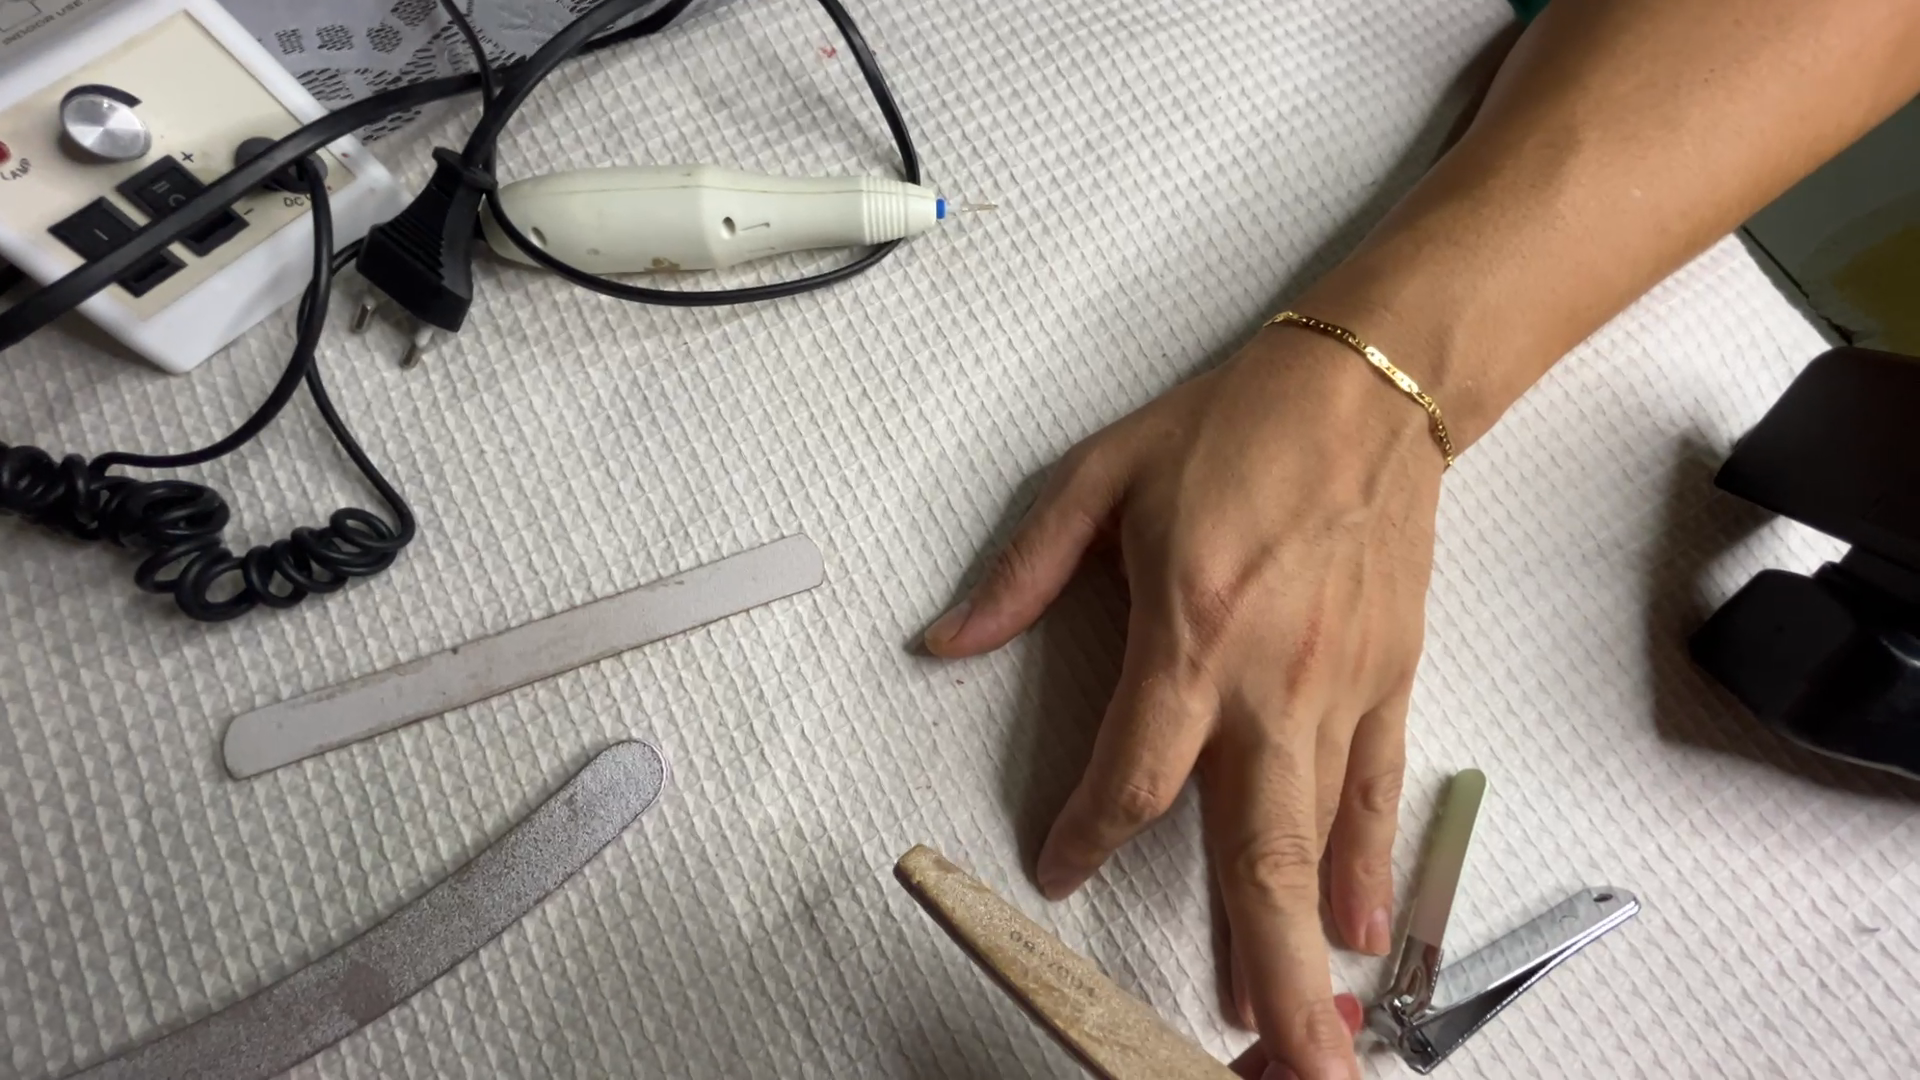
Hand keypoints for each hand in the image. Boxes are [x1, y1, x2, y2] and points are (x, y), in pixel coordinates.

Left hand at [925, 321, 1445, 1079]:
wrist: (1363, 392)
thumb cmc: (1230, 429)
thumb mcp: (1099, 479)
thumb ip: (1022, 573)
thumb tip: (947, 638)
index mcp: (1189, 629)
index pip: (1129, 772)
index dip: (1086, 834)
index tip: (1059, 873)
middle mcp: (1270, 677)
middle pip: (1250, 845)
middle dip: (1251, 966)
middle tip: (1250, 1062)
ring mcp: (1341, 685)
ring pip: (1320, 841)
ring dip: (1307, 946)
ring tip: (1305, 1039)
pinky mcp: (1393, 674)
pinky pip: (1379, 791)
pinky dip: (1370, 868)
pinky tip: (1358, 930)